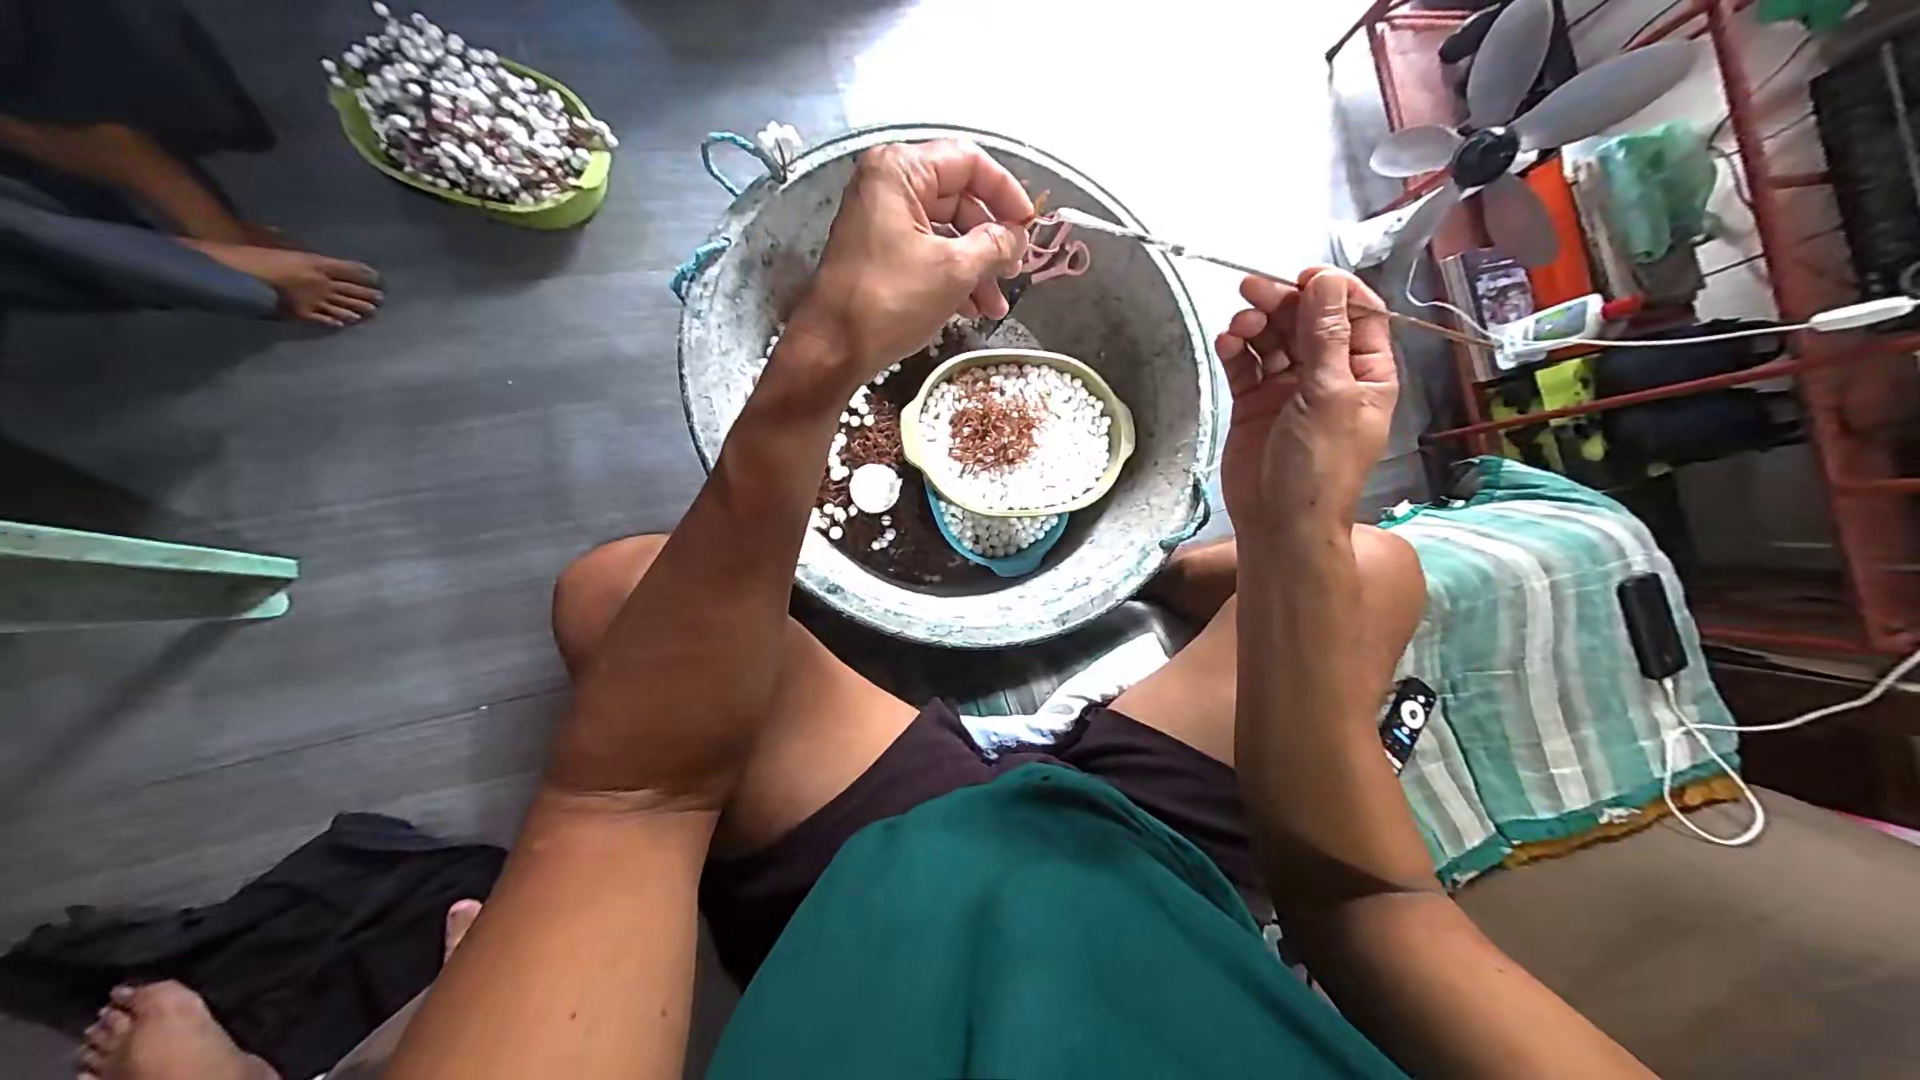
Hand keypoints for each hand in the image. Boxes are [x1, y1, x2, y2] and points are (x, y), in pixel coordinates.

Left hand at [785, 140, 1032, 380]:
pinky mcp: (880, 254)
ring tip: (996, 306)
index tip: (1030, 227)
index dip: (1006, 193)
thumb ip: (994, 246)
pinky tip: (973, 310)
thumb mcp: (953, 271)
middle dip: (992, 240)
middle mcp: (888, 186)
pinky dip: (953, 278)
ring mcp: (882, 221)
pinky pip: (928, 254)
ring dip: (976, 268)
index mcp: (901, 171)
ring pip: (946, 233)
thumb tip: (1018, 237)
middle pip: (959, 198)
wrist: (833, 349)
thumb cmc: (890, 301)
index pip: (970, 162)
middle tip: (1015, 272)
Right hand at [1214, 268, 1397, 539]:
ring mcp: (1287, 391)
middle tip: (1253, 291)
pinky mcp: (1253, 405)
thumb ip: (1325, 337)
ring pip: (1273, 342)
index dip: (1331, 291)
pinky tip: (1227, 345)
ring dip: (1256, 326)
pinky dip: (1236, 352)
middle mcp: (1327, 376)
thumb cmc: (1318, 465)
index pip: (1355, 316)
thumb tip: (1327, 281)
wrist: (1278, 521)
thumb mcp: (1330, 395)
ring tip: (1240, 326)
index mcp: (1365, 373)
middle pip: (1307, 323)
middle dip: (1284, 303)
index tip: (1303, 276)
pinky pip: (1245, 368)